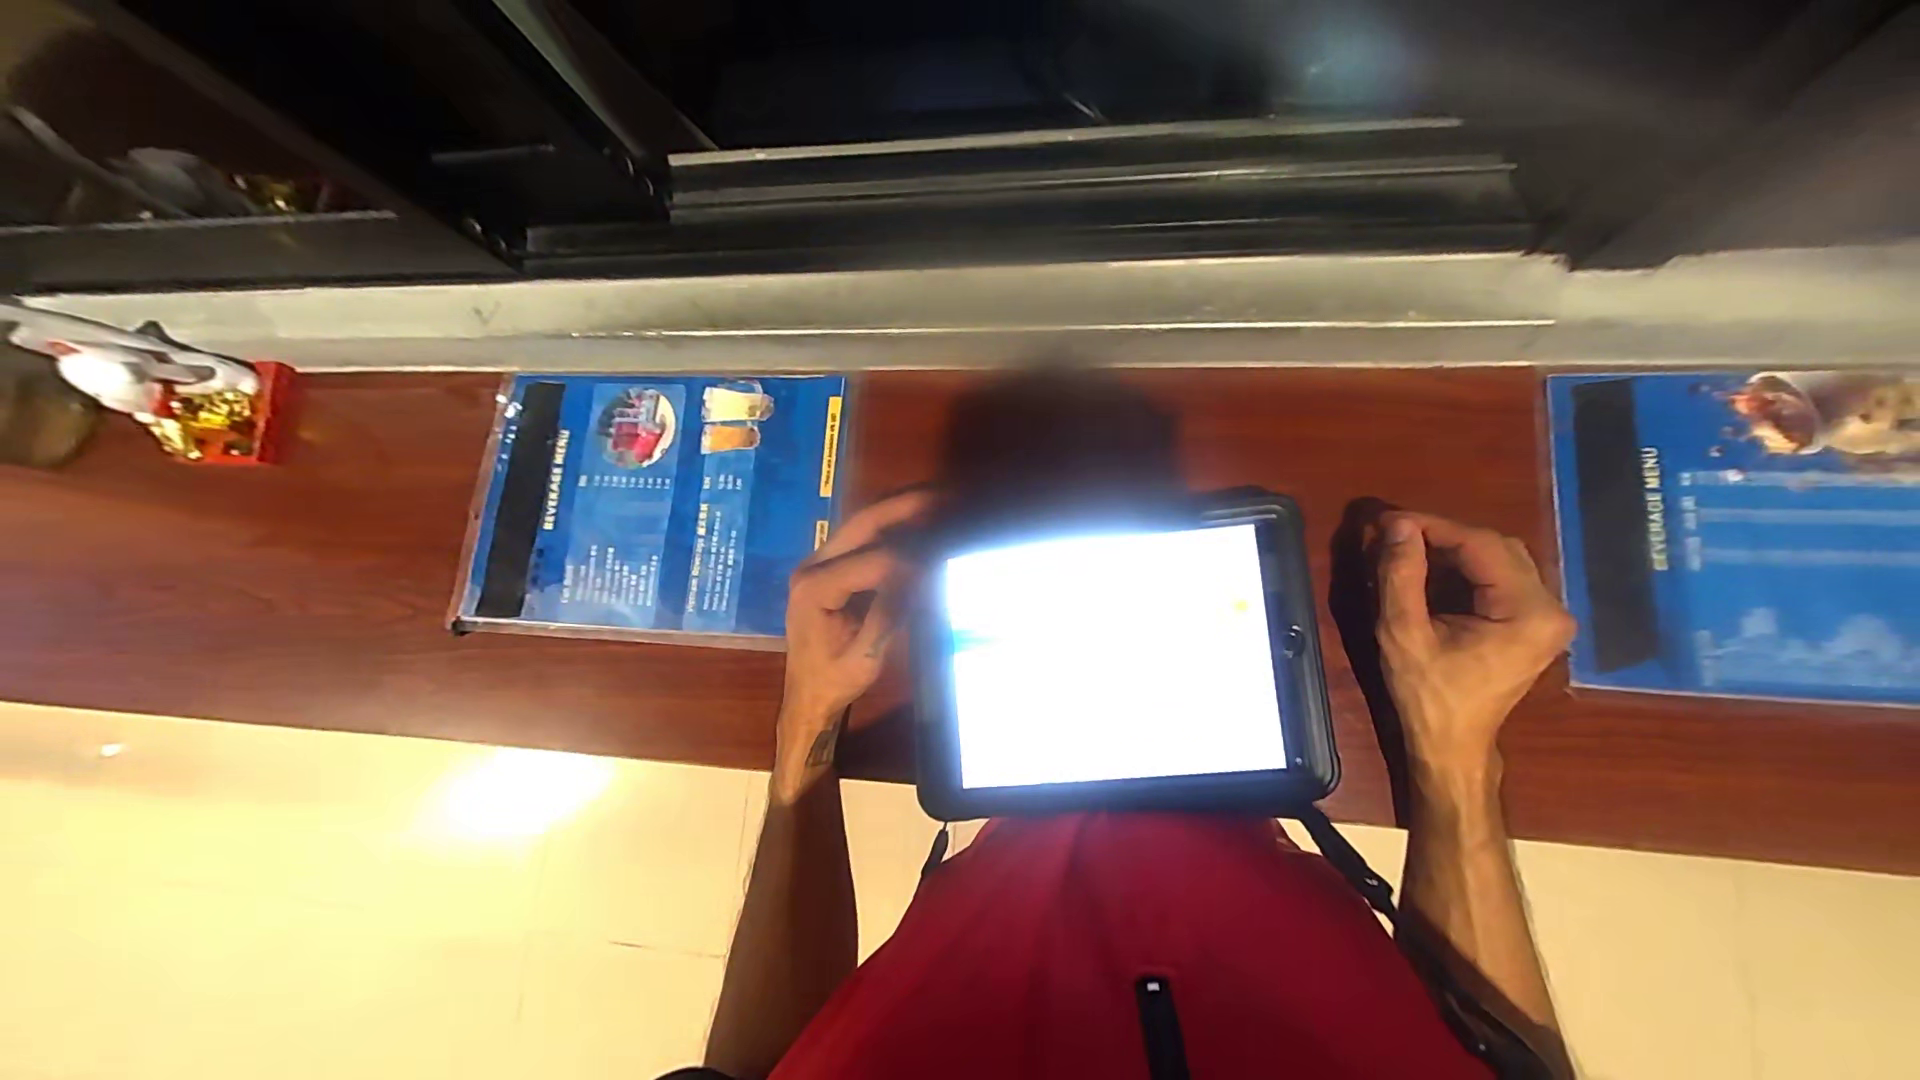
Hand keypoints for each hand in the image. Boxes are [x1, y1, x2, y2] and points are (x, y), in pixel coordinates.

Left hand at [773, 490, 930, 798]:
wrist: (807, 695)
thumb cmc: (832, 682)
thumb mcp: (865, 657)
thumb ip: (888, 616)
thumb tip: (921, 577)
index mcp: (815, 589)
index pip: (871, 561)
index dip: (911, 560)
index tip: (944, 561)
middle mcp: (812, 566)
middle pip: (862, 524)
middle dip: (904, 506)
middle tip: (944, 495)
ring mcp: (818, 563)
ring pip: (862, 525)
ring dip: (900, 511)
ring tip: (937, 500)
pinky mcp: (829, 567)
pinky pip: (862, 540)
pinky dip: (893, 528)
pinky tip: (919, 522)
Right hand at [1375, 511, 1575, 775]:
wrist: (1450, 742)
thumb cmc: (1426, 693)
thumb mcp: (1402, 632)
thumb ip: (1401, 575)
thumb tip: (1396, 524)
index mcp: (1529, 612)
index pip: (1482, 546)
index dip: (1433, 525)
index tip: (1387, 519)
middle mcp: (1550, 608)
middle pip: (1496, 547)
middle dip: (1442, 533)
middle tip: (1393, 531)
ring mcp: (1545, 616)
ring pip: (1498, 558)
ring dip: (1450, 547)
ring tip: (1405, 545)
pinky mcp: (1530, 622)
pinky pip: (1496, 577)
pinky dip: (1460, 566)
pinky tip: (1426, 568)